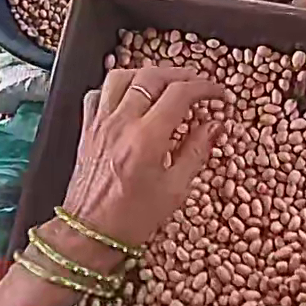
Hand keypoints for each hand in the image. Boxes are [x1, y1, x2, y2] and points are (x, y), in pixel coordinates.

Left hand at [58, 67, 224, 254]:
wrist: (90, 232)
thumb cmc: (133, 218)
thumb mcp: (175, 189)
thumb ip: (196, 150)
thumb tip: (215, 125)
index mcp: (147, 139)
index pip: (180, 94)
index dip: (204, 88)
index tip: (217, 94)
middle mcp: (121, 123)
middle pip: (152, 77)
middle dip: (181, 75)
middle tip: (198, 85)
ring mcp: (100, 123)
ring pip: (122, 76)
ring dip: (147, 74)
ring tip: (164, 84)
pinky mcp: (87, 128)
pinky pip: (99, 93)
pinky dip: (117, 88)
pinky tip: (130, 98)